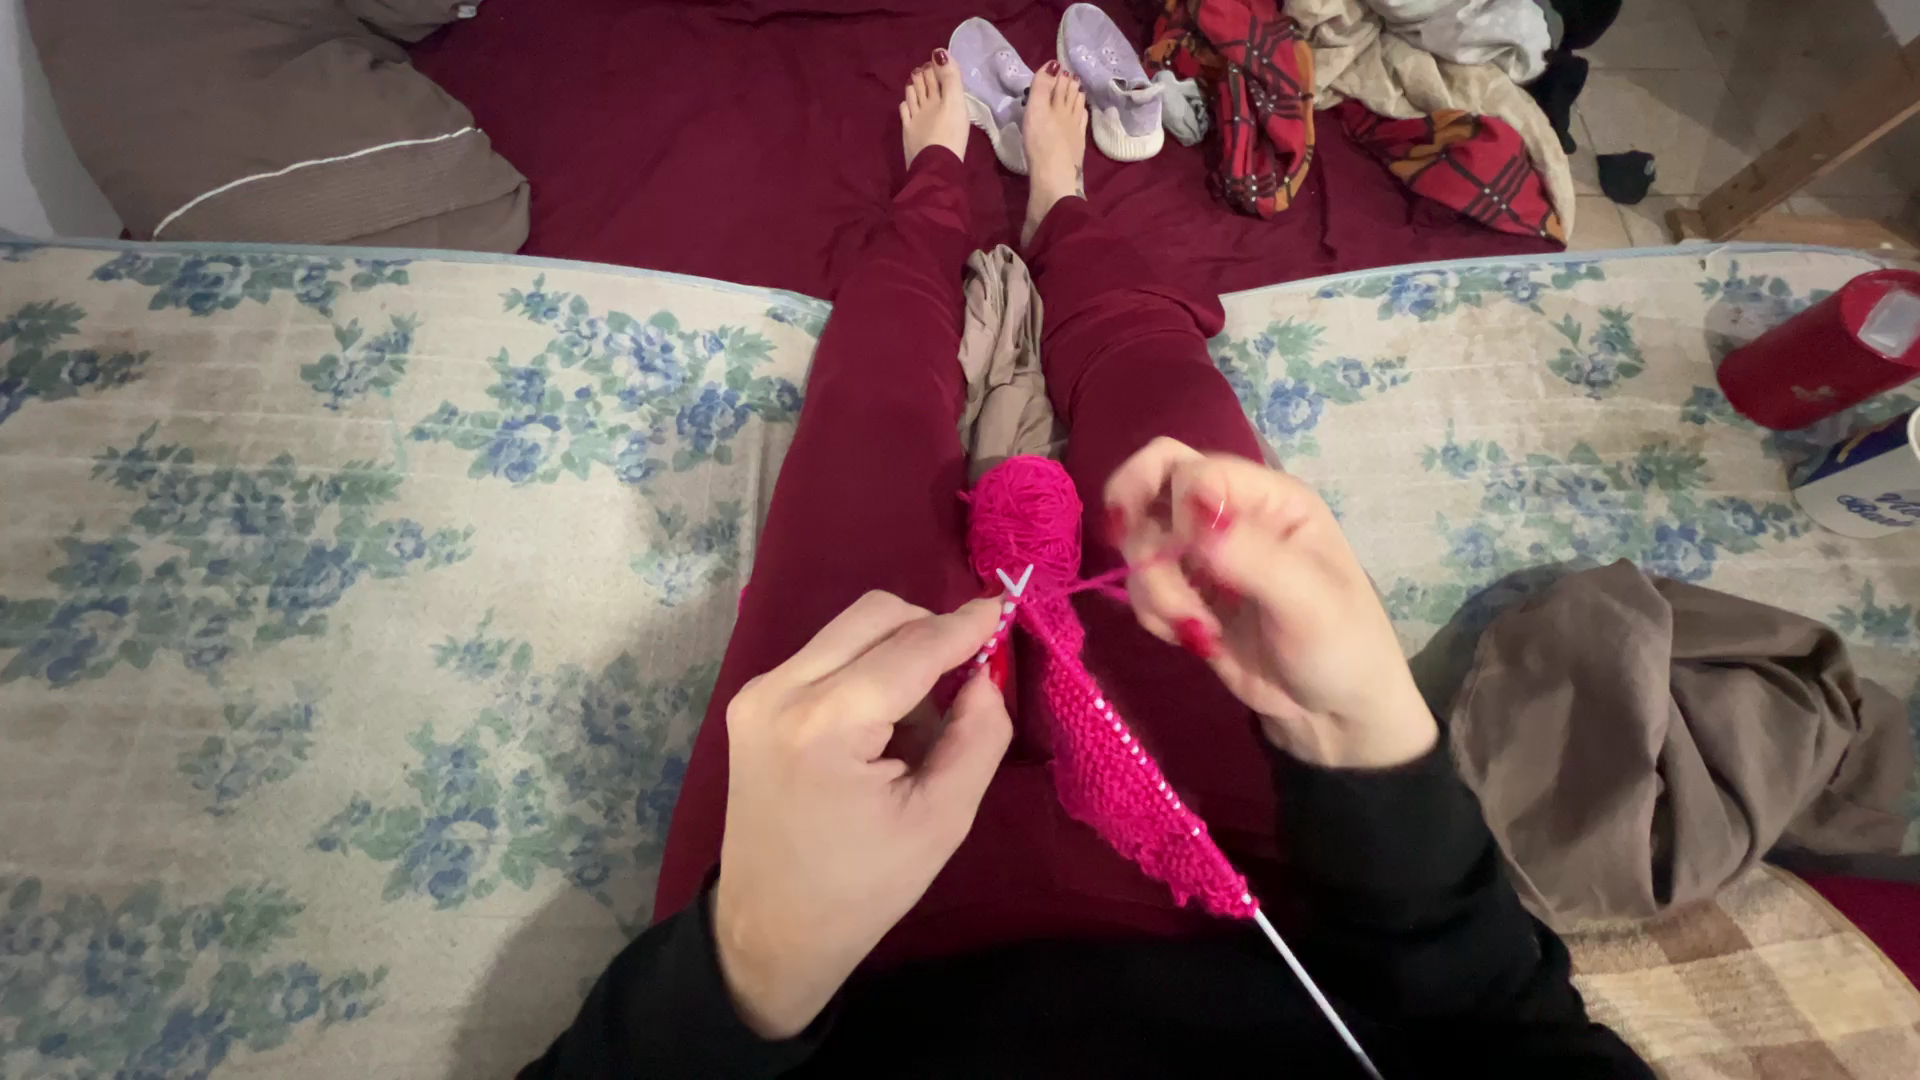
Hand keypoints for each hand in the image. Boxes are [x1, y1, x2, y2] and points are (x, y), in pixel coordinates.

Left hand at [712, 592, 1011, 1038]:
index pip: (910, 650)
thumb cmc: (862, 888)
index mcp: (825, 726)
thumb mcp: (941, 821)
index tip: (1001, 606)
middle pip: (873, 615)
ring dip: (898, 652)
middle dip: (928, 629)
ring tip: (914, 723)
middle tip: (965, 671)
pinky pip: (828, 653)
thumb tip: (984, 673)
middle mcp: (780, 691)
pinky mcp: (753, 700)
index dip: (962, 626)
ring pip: (850, 629)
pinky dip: (868, 668)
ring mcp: (758, 692)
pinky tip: (878, 724)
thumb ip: (977, 737)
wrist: (770, 930)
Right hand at [1104, 438, 1436, 769]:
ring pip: (1139, 542)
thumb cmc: (1342, 649)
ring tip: (1196, 630)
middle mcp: (1230, 515)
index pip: (1193, 469)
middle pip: (1151, 481)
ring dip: (1154, 590)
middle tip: (1143, 566)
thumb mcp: (1310, 604)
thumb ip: (1253, 555)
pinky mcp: (1182, 592)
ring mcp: (1201, 554)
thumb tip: (1193, 520)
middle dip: (1139, 530)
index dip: (1176, 507)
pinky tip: (1192, 639)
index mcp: (1270, 499)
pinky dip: (1152, 614)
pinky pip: (1138, 586)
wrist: (1331, 714)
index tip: (1190, 555)